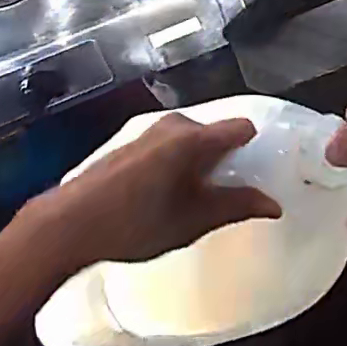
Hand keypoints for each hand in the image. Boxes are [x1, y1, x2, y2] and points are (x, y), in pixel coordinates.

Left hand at [23, 113, 281, 269]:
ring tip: (198, 200)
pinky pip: (172, 144)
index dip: (255, 147)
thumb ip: (236, 206)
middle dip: (226, 160)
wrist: (71, 222)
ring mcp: (151, 130)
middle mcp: (175, 123)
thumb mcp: (193, 221)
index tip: (261, 173)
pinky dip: (179, 163)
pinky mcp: (134, 141)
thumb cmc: (137, 222)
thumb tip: (274, 205)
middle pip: (216, 133)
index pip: (241, 127)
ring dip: (201, 163)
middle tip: (228, 196)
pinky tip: (169, 194)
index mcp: (194, 137)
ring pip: (192, 140)